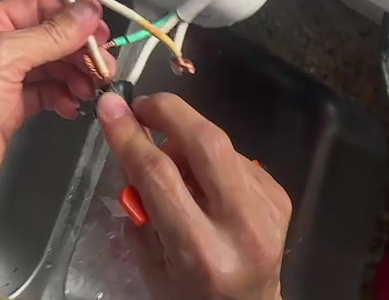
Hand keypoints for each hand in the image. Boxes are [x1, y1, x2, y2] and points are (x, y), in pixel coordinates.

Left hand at [0, 0, 104, 226]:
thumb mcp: (2, 60)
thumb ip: (49, 35)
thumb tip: (89, 10)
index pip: (39, 8)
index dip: (72, 18)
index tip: (103, 34)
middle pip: (49, 37)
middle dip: (78, 50)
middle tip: (105, 68)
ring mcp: (2, 81)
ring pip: (50, 67)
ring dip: (74, 75)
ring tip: (92, 91)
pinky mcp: (8, 113)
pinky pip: (45, 95)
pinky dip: (63, 98)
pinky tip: (74, 107)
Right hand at [97, 92, 290, 299]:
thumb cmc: (186, 291)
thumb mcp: (148, 257)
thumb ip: (137, 195)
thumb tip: (124, 126)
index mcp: (200, 253)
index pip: (159, 175)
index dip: (130, 135)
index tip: (109, 106)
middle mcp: (241, 228)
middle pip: (206, 142)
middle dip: (167, 111)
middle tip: (141, 107)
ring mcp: (267, 209)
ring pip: (217, 142)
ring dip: (184, 139)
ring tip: (174, 165)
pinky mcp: (278, 195)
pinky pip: (231, 154)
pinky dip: (206, 157)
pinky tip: (203, 180)